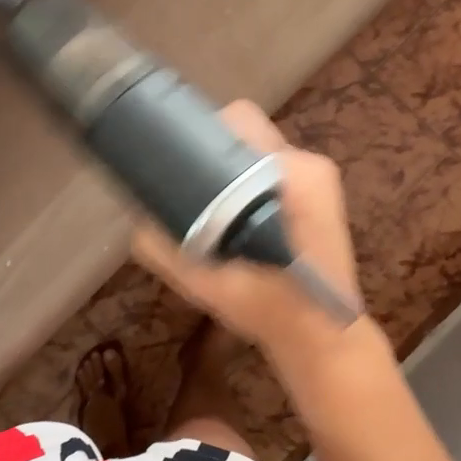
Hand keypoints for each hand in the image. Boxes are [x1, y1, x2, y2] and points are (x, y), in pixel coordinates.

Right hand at [131, 101, 363, 369]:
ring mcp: (319, 177)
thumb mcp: (207, 283)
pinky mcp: (319, 194)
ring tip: (207, 199)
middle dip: (213, 150)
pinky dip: (248, 180)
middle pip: (248, 131)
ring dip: (231, 167)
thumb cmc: (270, 309)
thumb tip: (138, 217)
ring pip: (259, 150)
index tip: (178, 158)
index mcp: (293, 175)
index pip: (240, 122)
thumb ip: (165, 248)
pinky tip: (231, 212)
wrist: (322, 339)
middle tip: (186, 182)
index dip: (203, 132)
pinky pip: (273, 169)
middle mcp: (310, 165)